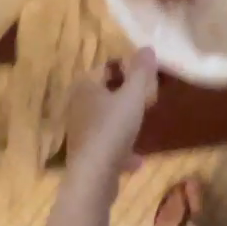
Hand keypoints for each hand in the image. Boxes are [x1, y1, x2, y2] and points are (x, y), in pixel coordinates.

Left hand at [64, 48, 158, 190]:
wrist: (93, 178)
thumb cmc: (112, 128)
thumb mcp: (133, 95)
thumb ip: (141, 71)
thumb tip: (147, 47)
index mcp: (85, 87)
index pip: (106, 68)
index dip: (127, 70)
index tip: (146, 78)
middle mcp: (78, 107)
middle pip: (106, 95)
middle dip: (126, 98)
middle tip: (147, 101)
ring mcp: (80, 133)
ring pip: (107, 121)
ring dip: (124, 124)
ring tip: (142, 128)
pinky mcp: (86, 157)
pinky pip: (107, 146)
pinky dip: (122, 150)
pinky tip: (138, 160)